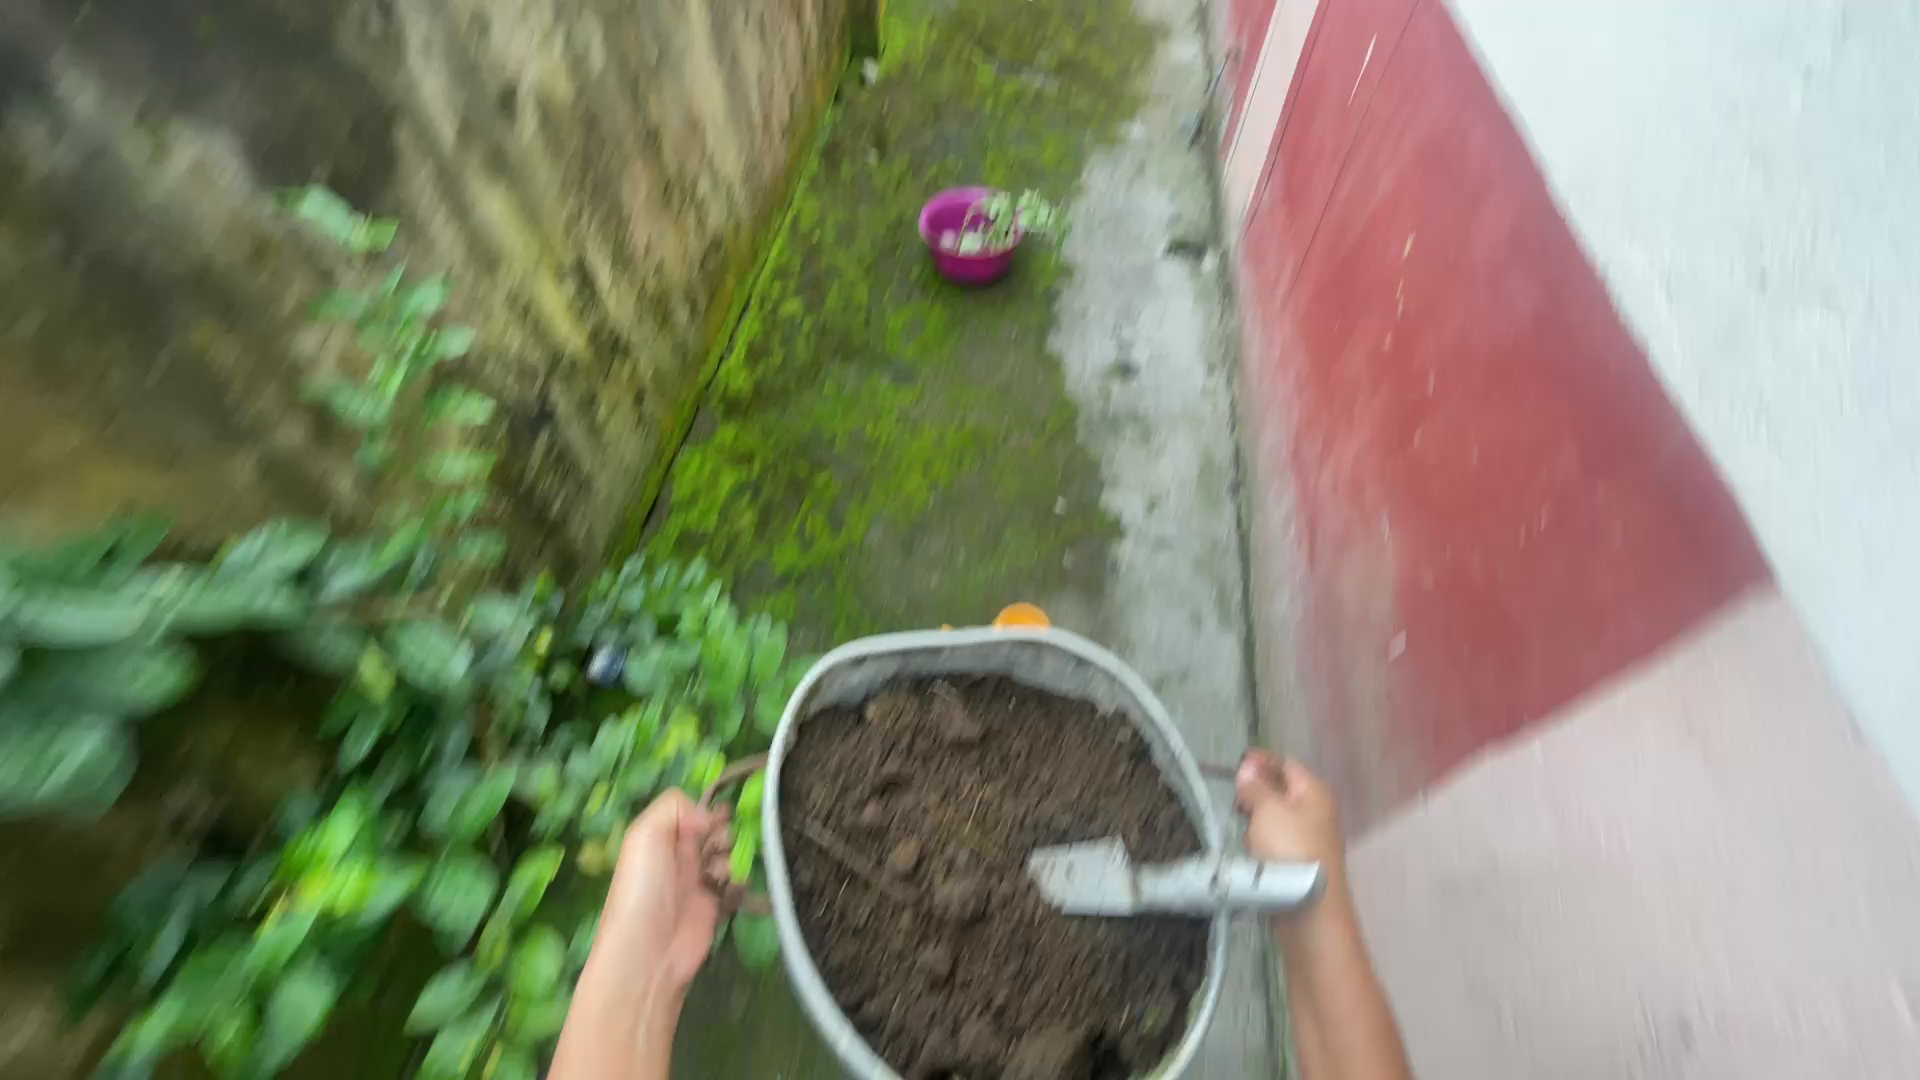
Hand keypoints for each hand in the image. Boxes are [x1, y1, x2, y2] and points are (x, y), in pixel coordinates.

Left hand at [594, 790, 734, 994]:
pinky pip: (737, 880)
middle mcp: (681, 855)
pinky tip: (731, 886)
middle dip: (725, 831)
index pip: (694, 810)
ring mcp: (699, 879)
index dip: (709, 810)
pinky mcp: (716, 903)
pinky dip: (740, 879)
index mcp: (663, 836)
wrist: (649, 952)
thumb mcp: (645, 835)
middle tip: (720, 844)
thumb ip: (674, 806)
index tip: (718, 816)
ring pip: (729, 852)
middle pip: (716, 829)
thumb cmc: (644, 888)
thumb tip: (708, 818)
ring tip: (720, 871)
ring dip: (732, 855)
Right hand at [1235, 750, 1347, 908]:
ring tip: (1243, 827)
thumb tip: (1248, 768)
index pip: (1286, 763)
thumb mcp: (1267, 809)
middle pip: (1281, 788)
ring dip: (1256, 817)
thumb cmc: (1289, 849)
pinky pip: (1276, 838)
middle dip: (1255, 790)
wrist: (1309, 909)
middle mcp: (1316, 810)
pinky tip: (1252, 851)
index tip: (1235, 764)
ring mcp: (1310, 836)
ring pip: (1276, 815)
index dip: (1261, 760)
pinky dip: (1262, 839)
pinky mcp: (1301, 859)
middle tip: (1235, 798)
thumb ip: (1255, 786)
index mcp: (1314, 791)